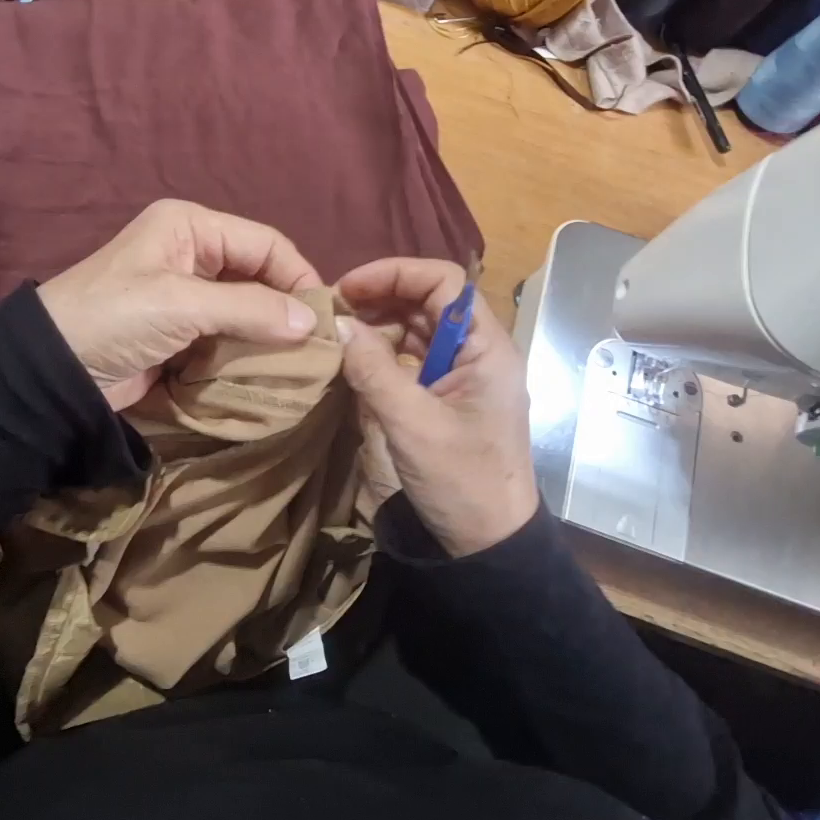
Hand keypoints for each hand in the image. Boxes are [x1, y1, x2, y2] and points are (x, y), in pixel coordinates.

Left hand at [38, 200, 323, 409]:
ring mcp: (186, 298)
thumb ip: (250, 309)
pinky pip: (227, 338)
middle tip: (320, 347)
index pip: (264, 243)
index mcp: (191, 227)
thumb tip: (312, 323)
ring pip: (246, 311)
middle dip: (287, 309)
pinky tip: (270, 373)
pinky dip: (247, 353)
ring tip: (303, 364)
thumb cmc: (114, 318)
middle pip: (258, 276)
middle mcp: (192, 255)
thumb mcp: (182, 305)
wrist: (51, 372)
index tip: (326, 318)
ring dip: (269, 336)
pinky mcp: (180, 335)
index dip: (298, 276)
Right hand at [335, 258, 538, 556]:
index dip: (396, 274)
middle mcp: (476, 352)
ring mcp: (460, 376)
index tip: (349, 290)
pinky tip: (352, 362)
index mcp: (486, 348)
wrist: (488, 545)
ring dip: (376, 326)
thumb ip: (373, 369)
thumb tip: (337, 322)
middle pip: (427, 302)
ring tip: (335, 336)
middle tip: (331, 313)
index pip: (445, 282)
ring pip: (416, 329)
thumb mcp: (412, 424)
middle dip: (379, 299)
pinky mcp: (444, 397)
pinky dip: (380, 355)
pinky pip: (410, 360)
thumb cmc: (461, 480)